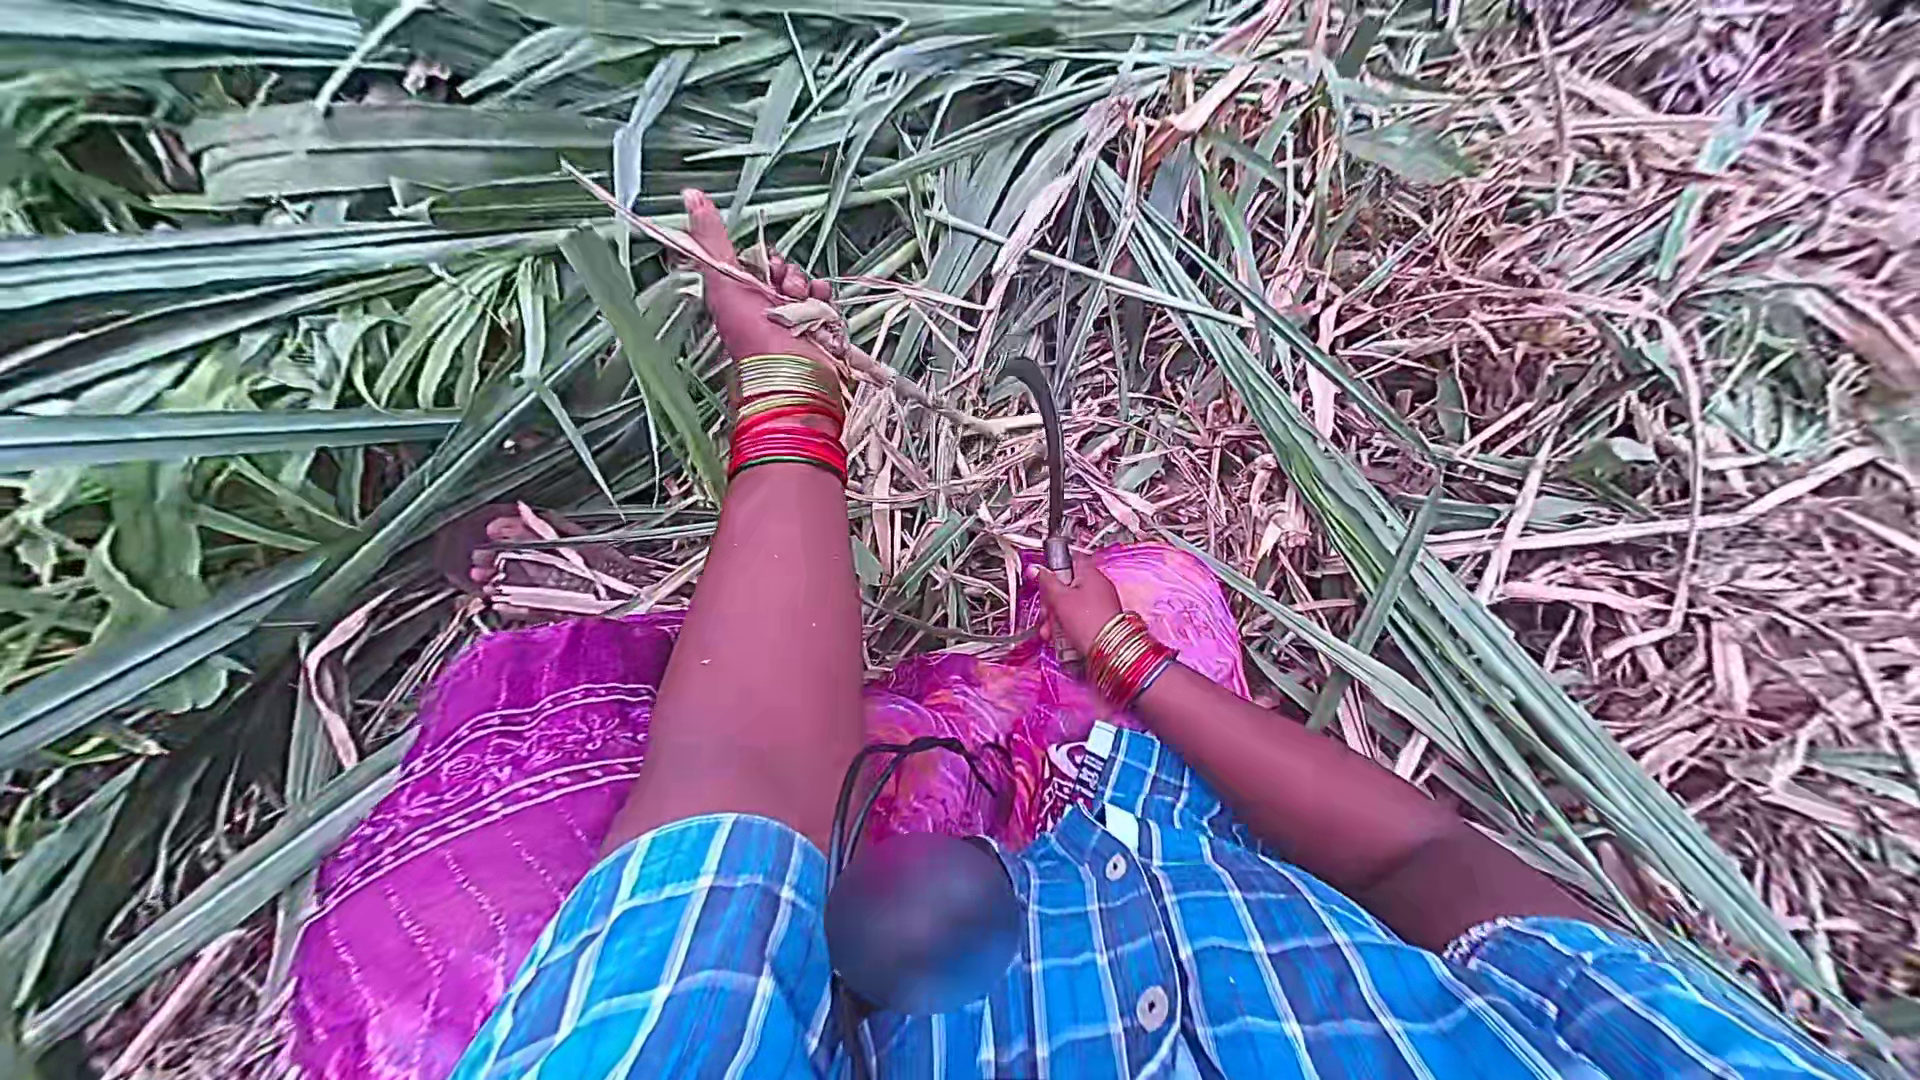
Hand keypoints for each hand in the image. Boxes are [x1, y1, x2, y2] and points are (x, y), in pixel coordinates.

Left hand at [681, 189, 839, 392]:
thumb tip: (691, 194)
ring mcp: (795, 319)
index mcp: (742, 296)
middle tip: (784, 288)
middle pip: (784, 271)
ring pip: (806, 284)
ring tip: (802, 300)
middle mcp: (768, 308)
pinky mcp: (819, 329)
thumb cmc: (752, 333)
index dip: (765, 260)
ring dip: (806, 285)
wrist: (788, 371)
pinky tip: (820, 303)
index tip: (766, 268)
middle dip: (787, 273)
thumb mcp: (724, 280)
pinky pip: (826, 301)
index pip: (759, 262)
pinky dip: (824, 298)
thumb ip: (711, 240)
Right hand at [1027, 553, 1122, 655]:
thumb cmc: (1088, 622)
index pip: (1068, 561)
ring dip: (1055, 618)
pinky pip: (1076, 618)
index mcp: (1090, 574)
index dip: (1053, 570)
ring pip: (1068, 605)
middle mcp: (1097, 586)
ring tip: (1050, 631)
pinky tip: (1057, 638)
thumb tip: (1036, 569)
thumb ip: (1046, 582)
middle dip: (1051, 602)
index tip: (1044, 582)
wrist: (1108, 651)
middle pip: (1065, 586)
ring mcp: (1099, 604)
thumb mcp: (1060, 599)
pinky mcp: (1098, 621)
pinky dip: (1065, 626)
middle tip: (1047, 613)